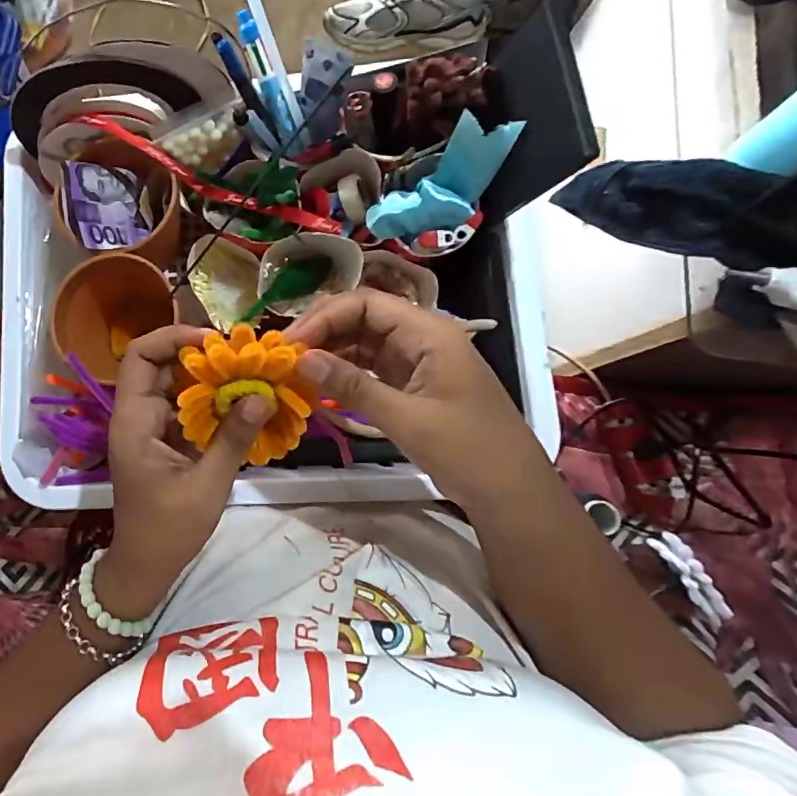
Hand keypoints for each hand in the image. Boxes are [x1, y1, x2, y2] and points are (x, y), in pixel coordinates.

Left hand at [103, 324, 273, 615]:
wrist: (145, 567)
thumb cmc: (168, 530)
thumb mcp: (207, 484)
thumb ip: (233, 438)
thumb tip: (261, 396)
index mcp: (134, 422)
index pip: (140, 356)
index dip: (173, 337)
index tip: (214, 341)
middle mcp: (137, 417)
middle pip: (161, 365)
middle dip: (200, 355)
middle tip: (242, 357)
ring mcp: (150, 428)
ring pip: (175, 385)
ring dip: (209, 377)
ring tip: (248, 374)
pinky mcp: (164, 441)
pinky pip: (185, 407)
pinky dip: (211, 401)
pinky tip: (241, 402)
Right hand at [285, 291, 552, 511]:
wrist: (511, 492)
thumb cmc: (468, 450)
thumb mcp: (407, 419)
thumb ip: (353, 386)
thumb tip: (302, 360)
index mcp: (430, 332)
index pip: (367, 303)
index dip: (326, 317)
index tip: (291, 344)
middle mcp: (424, 338)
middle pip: (364, 318)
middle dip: (324, 333)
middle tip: (285, 358)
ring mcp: (420, 362)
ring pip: (366, 344)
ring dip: (332, 353)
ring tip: (296, 371)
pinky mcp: (416, 386)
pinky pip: (374, 369)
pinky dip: (348, 374)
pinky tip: (321, 385)